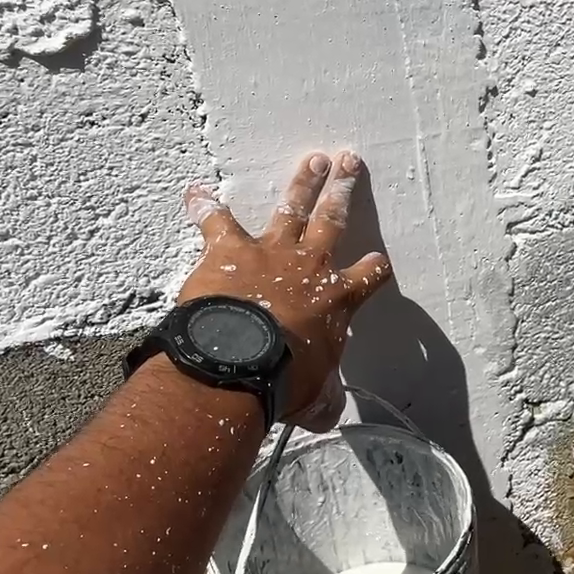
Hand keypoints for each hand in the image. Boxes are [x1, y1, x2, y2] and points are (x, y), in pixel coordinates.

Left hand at [178, 152, 391, 430]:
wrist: (239, 361)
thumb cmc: (284, 378)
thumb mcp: (314, 396)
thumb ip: (323, 399)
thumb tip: (328, 415)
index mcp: (337, 298)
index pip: (369, 275)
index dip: (375, 267)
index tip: (378, 261)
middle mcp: (311, 265)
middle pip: (335, 219)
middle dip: (344, 189)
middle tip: (350, 160)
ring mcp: (272, 251)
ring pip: (293, 206)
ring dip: (303, 182)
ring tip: (313, 158)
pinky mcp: (231, 249)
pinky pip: (217, 221)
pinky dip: (206, 207)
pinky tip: (195, 190)